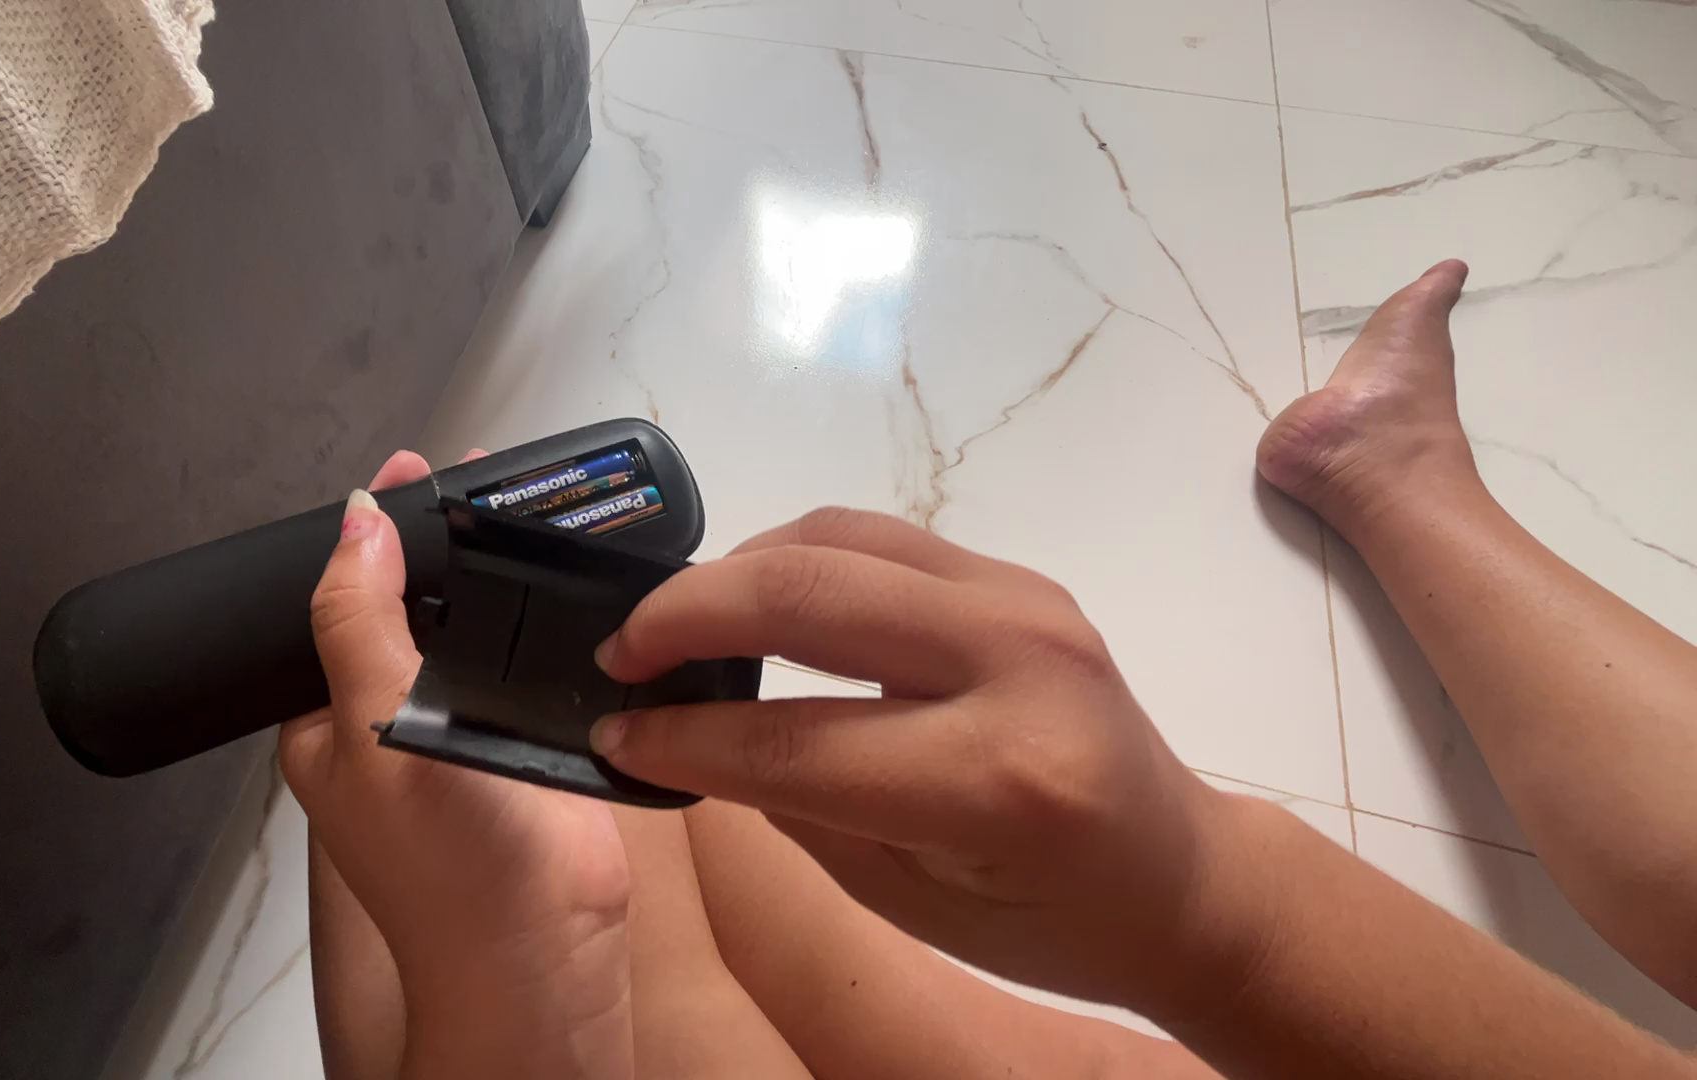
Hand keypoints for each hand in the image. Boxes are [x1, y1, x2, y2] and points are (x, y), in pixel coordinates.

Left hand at [279, 450, 631, 1075]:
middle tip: (472, 478)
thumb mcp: (374, 727)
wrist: (545, 934)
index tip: (410, 472)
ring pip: (473, 624)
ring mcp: (466, 721)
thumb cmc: (446, 851)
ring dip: (489, 568)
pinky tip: (562, 573)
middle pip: (412, 603)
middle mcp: (396, 710)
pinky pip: (521, 654)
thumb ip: (357, 622)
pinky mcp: (525, 728)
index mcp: (332, 713)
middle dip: (435, 538)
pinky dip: (533, 609)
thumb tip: (352, 518)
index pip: (339, 600)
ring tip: (520, 506)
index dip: (370, 533)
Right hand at [588, 508, 1260, 1017]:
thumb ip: (791, 801)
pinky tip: (755, 590)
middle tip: (623, 648)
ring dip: (733, 569)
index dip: (682, 734)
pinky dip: (792, 553)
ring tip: (676, 616)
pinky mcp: (1011, 573)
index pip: (793, 741)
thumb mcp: (902, 893)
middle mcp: (1014, 659)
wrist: (1175, 867)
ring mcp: (1018, 595)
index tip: (614, 728)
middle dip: (687, 613)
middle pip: (806, 596)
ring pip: (833, 539)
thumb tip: (688, 730)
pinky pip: (872, 535)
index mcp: (998, 779)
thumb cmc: (1045, 916)